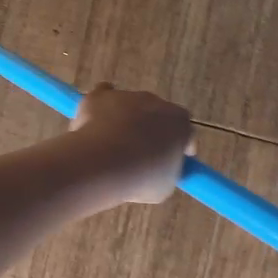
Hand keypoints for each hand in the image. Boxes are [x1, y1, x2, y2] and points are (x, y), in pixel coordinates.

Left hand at [66, 85, 194, 206]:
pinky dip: (100, 105)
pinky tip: (94, 119)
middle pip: (155, 115)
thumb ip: (164, 169)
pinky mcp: (99, 96)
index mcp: (180, 122)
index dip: (176, 147)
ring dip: (123, 120)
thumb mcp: (165, 183)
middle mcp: (155, 102)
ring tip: (110, 145)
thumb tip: (156, 169)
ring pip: (128, 106)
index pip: (184, 132)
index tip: (168, 160)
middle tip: (137, 153)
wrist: (104, 161)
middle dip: (148, 131)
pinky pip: (102, 94)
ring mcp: (126, 96)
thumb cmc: (141, 177)